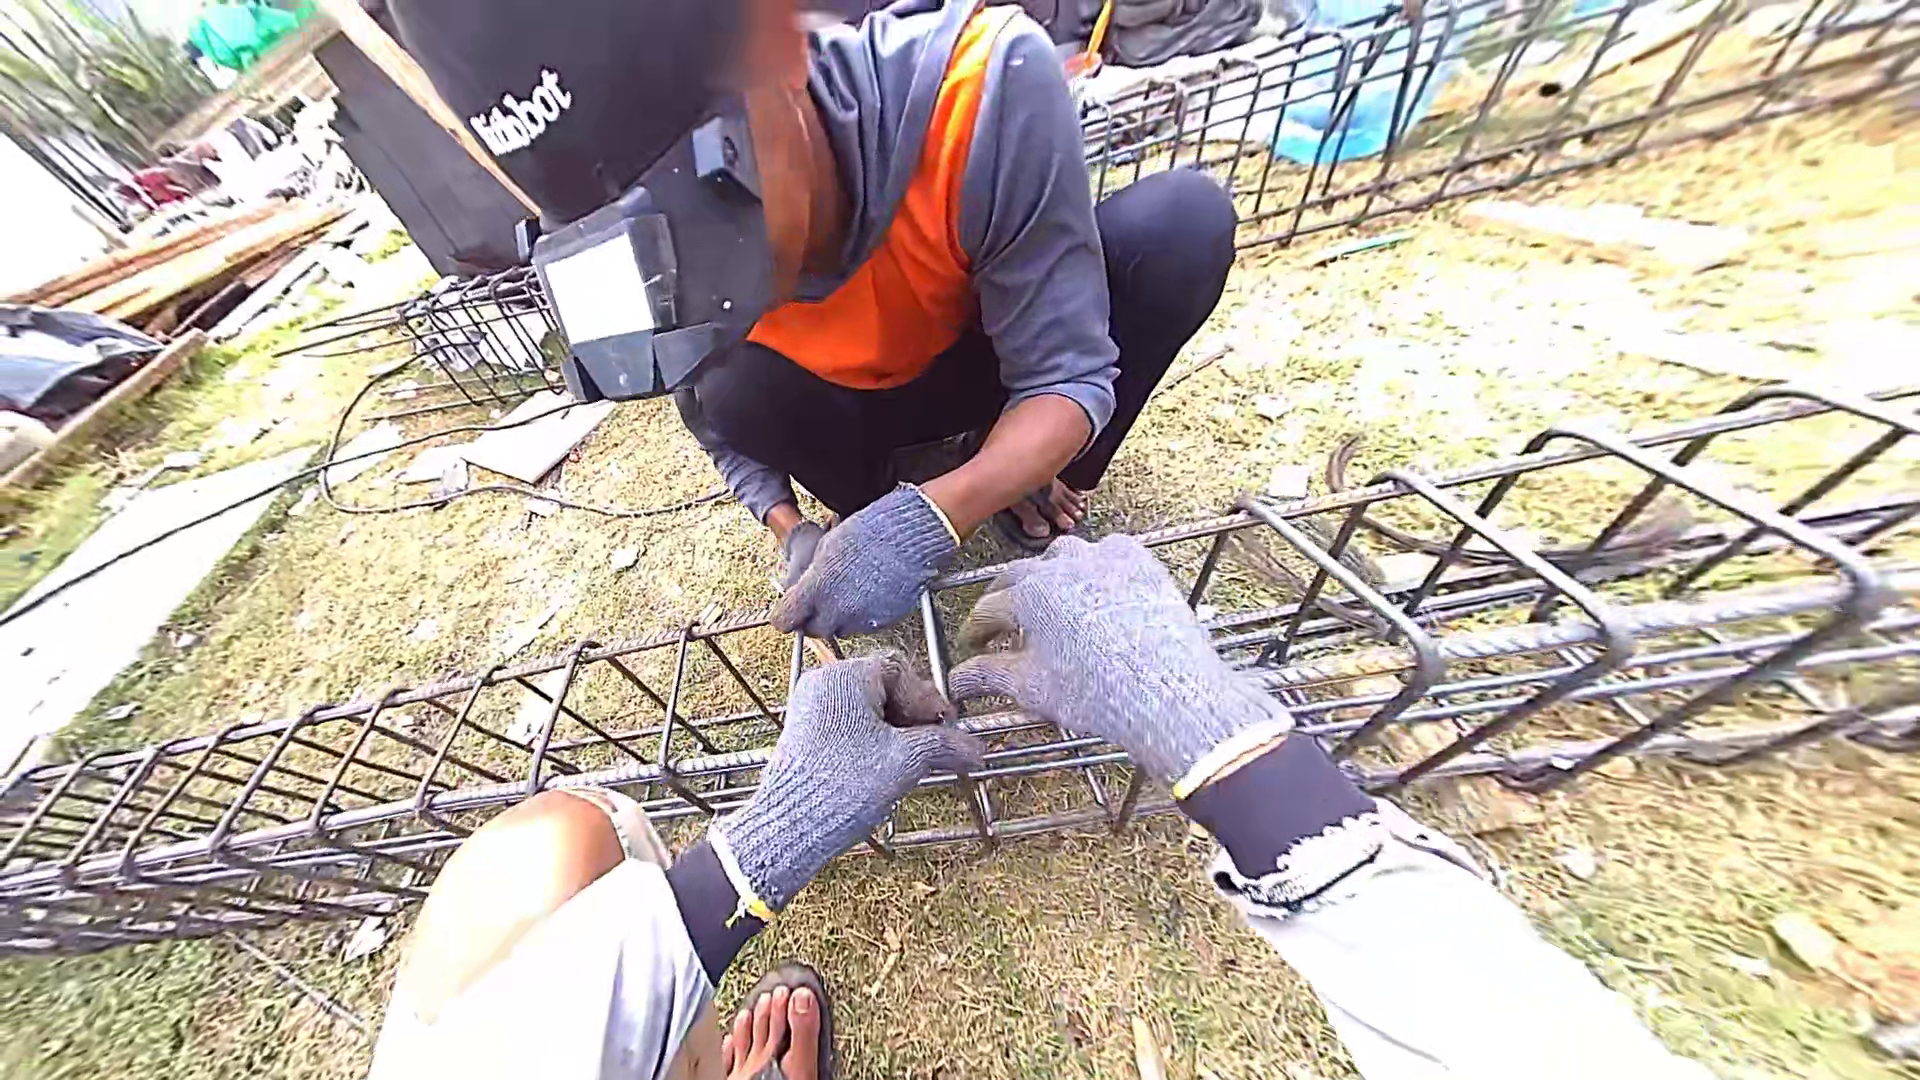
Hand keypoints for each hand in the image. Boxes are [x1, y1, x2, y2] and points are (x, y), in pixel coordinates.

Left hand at [713, 652, 982, 908]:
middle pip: (883, 686)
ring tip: (911, 758)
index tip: (944, 726)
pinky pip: (848, 722)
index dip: (927, 698)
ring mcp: (811, 706)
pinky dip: (873, 737)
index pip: (899, 669)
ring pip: (867, 706)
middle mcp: (824, 683)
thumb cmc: (843, 786)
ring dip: (895, 728)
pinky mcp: (805, 731)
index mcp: (845, 676)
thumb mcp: (905, 761)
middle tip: (931, 742)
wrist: (788, 829)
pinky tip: (885, 765)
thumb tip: (976, 748)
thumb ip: (944, 745)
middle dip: (912, 715)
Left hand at [772, 485, 956, 636]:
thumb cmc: (872, 532)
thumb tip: (802, 589)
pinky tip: (868, 593)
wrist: (913, 535)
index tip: (789, 609)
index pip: (785, 619)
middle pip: (814, 630)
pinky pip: (865, 625)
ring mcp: (863, 618)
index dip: (786, 614)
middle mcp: (838, 610)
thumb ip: (811, 576)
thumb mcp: (828, 546)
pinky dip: (862, 615)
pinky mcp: (884, 621)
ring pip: (840, 629)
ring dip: (839, 617)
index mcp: (817, 590)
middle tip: (820, 600)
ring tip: (849, 592)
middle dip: (813, 617)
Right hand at [948, 535, 1291, 790]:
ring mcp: (1102, 559)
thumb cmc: (1100, 694)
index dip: (978, 629)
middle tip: (1004, 620)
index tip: (976, 642)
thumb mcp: (1034, 688)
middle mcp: (1061, 567)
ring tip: (1050, 597)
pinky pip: (1107, 551)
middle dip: (1006, 598)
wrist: (1169, 694)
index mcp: (1030, 595)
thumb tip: (959, 678)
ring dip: (1049, 574)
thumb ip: (989, 676)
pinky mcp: (1137, 561)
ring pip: (1062, 555)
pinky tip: (1096, 584)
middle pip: (1019, 575)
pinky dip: (1096, 564)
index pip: (989, 609)